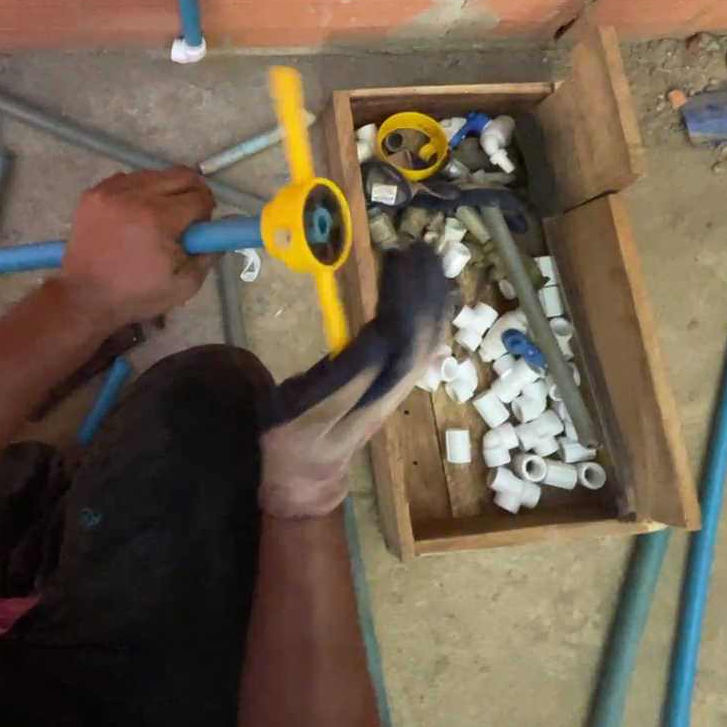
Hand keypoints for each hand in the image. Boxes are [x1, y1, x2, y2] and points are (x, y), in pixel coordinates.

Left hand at [56, 167, 216, 332]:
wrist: (84, 298)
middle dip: (194, 192)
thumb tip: (225, 225)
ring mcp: (110, 191)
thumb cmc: (137, 295)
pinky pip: (128, 179)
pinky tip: (135, 215)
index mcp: (158, 218)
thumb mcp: (185, 284)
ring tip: (159, 216)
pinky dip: (139, 191)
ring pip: (154, 174)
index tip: (200, 227)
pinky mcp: (93, 193)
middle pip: (181, 174)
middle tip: (189, 216)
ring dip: (166, 190)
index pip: (200, 196)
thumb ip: (210, 252)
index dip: (207, 211)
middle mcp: (134, 195)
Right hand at [258, 242, 451, 518]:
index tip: (395, 256)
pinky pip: (424, 347)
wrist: (306, 479)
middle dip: (423, 287)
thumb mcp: (295, 411)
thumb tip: (375, 342)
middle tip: (419, 247)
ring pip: (427, 338)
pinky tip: (437, 295)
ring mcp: (398, 388)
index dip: (403, 295)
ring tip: (431, 259)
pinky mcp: (396, 386)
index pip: (398, 336)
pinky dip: (433, 316)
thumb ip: (336, 379)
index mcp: (367, 390)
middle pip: (421, 332)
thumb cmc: (289, 440)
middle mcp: (393, 388)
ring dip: (432, 297)